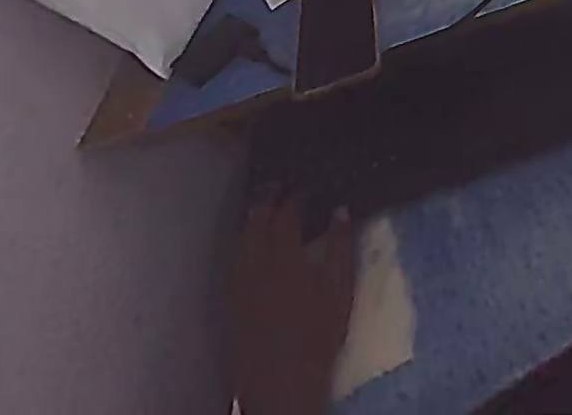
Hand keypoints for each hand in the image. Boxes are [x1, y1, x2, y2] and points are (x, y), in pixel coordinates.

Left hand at [229, 196, 355, 414]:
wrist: (282, 388)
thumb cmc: (318, 338)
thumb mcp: (339, 290)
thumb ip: (340, 246)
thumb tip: (341, 209)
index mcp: (284, 256)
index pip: (287, 213)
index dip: (297, 196)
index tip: (308, 186)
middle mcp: (256, 263)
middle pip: (257, 220)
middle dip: (268, 198)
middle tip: (280, 184)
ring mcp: (239, 283)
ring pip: (242, 238)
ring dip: (253, 217)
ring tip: (262, 205)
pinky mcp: (231, 302)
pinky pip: (235, 260)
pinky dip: (243, 242)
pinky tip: (250, 243)